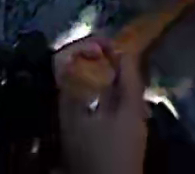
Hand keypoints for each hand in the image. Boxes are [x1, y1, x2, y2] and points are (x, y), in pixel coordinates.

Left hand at [55, 38, 147, 173]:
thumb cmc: (119, 149)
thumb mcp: (130, 110)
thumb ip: (128, 77)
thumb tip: (125, 50)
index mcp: (71, 104)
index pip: (67, 63)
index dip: (87, 46)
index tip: (110, 44)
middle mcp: (64, 113)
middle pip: (74, 74)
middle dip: (97, 59)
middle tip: (120, 55)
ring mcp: (68, 126)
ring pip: (80, 88)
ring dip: (100, 74)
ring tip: (123, 72)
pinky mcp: (77, 137)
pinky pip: (84, 101)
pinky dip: (99, 90)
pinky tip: (119, 96)